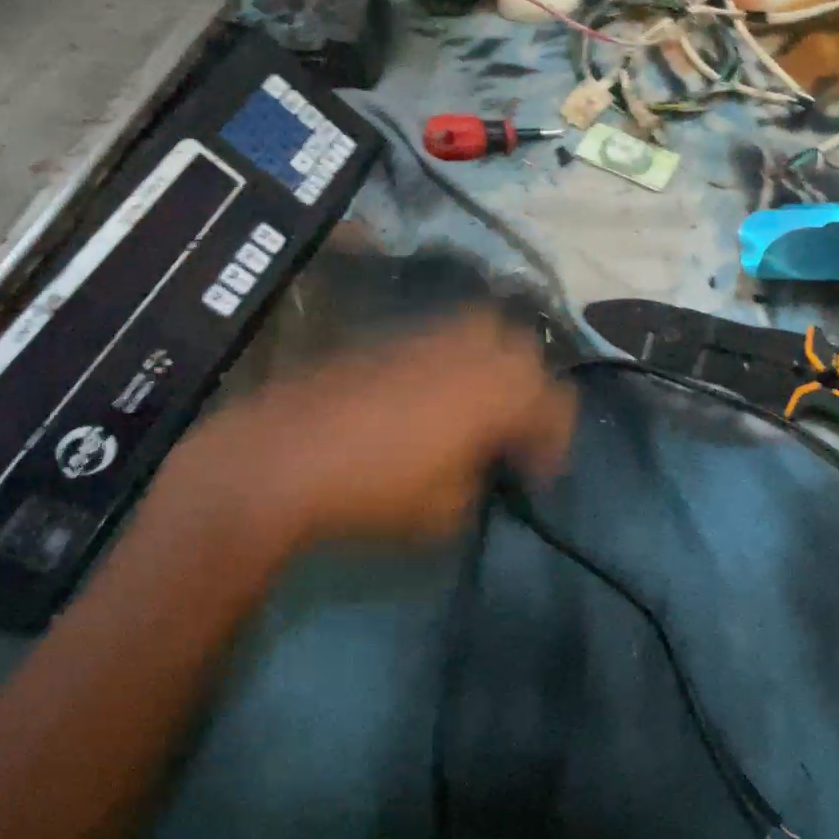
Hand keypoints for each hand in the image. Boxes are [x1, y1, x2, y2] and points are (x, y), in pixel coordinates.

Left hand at [152, 310, 575, 553]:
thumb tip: (484, 463)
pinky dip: (450, 361)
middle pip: (525, 351)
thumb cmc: (375, 490)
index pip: (555, 403)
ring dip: (492, 363)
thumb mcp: (448, 509)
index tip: (539, 473)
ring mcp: (427, 337)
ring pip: (483, 329)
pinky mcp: (388, 338)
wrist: (281, 458)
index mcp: (498, 391)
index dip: (556, 441)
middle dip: (529, 387)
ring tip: (476, 403)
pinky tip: (429, 397)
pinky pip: (439, 339)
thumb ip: (481, 477)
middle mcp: (471, 351)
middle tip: (513, 427)